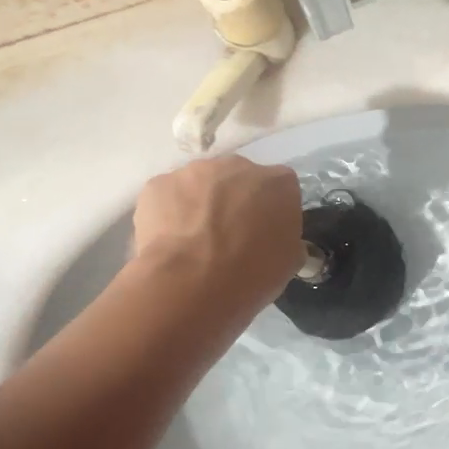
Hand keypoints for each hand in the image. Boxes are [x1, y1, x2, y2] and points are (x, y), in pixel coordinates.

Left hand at [131, 156, 302, 308]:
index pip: (281, 187)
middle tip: (229, 235)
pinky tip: (170, 240)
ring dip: (201, 203)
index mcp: (278, 182)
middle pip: (239, 178)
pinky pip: (169, 195)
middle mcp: (238, 165)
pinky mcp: (158, 183)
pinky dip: (170, 212)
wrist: (191, 283)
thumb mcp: (289, 261)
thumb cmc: (251, 273)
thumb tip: (279, 240)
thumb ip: (288, 239)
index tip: (264, 231)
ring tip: (194, 240)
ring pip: (201, 184)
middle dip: (235, 200)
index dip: (272, 209)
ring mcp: (194, 171)